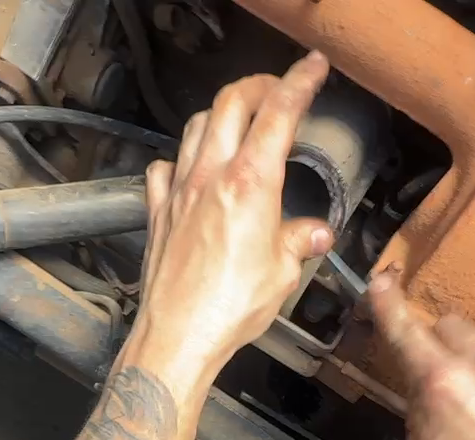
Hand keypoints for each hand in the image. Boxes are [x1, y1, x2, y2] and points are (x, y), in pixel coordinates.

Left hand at [129, 52, 335, 390]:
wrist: (178, 336)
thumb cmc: (229, 310)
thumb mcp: (282, 275)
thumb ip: (298, 243)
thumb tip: (315, 233)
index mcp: (250, 184)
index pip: (279, 113)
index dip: (300, 81)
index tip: (313, 67)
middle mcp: (210, 177)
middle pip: (231, 102)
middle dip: (258, 86)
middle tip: (276, 91)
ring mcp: (179, 193)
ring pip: (196, 127)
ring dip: (220, 114)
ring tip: (237, 124)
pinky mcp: (158, 215)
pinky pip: (163, 169)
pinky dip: (179, 159)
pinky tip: (188, 170)